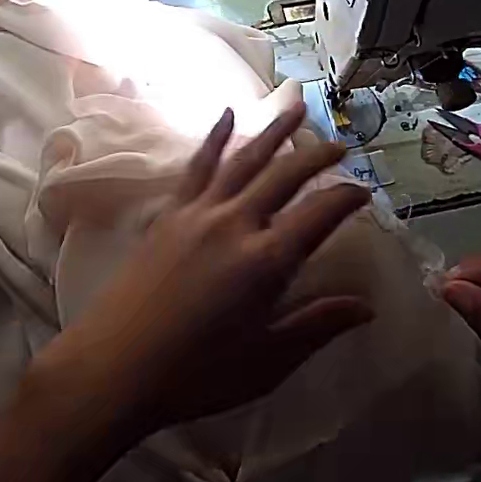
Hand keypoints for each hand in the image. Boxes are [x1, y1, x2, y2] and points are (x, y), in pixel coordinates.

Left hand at [27, 102, 375, 439]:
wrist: (114, 367)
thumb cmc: (196, 374)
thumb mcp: (267, 361)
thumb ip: (317, 326)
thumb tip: (366, 306)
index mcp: (266, 260)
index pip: (320, 214)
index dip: (347, 197)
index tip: (364, 190)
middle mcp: (236, 222)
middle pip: (285, 175)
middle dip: (318, 156)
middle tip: (340, 145)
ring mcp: (199, 211)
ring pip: (245, 158)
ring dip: (274, 131)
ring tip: (295, 107)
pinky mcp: (170, 211)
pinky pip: (198, 164)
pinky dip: (216, 136)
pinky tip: (227, 115)